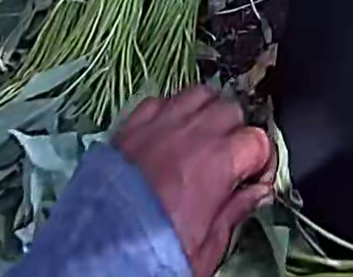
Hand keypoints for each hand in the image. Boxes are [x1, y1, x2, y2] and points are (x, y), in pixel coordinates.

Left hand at [114, 85, 274, 275]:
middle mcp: (193, 132)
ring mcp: (161, 122)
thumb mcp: (205, 251)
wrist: (91, 265)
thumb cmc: (153, 260)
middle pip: (232, 109)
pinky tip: (168, 135)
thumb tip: (258, 192)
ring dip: (206, 113)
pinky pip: (162, 100)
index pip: (259, 140)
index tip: (254, 180)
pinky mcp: (132, 124)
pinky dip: (171, 112)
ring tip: (200, 141)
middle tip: (227, 162)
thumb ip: (235, 212)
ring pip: (200, 93)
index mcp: (218, 162)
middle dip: (236, 133)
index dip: (262, 161)